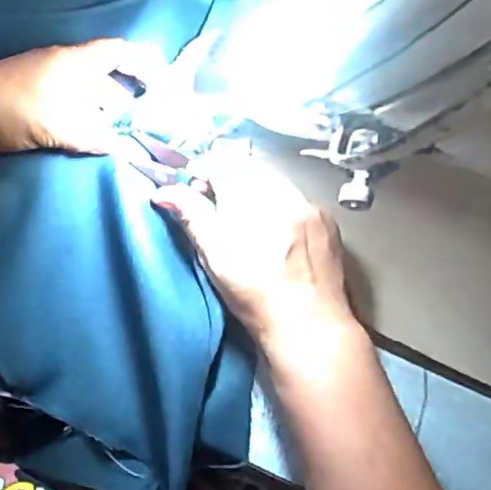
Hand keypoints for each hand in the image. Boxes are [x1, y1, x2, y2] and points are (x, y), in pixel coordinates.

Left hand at [0, 38, 162, 157]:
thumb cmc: (9, 109)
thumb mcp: (56, 124)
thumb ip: (89, 134)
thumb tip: (116, 144)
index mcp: (71, 61)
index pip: (118, 52)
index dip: (144, 63)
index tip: (164, 80)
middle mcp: (58, 67)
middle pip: (101, 77)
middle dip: (123, 96)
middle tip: (142, 121)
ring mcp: (38, 83)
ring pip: (79, 94)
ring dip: (98, 112)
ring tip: (116, 134)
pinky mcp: (22, 102)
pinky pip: (61, 108)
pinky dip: (76, 120)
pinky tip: (81, 137)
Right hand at [152, 145, 355, 345]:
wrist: (309, 325)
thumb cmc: (253, 291)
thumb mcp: (212, 252)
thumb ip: (190, 215)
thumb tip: (164, 192)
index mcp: (256, 198)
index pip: (222, 164)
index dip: (200, 174)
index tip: (190, 193)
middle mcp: (288, 194)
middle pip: (250, 168)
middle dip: (226, 180)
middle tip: (210, 205)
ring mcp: (312, 209)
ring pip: (274, 182)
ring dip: (251, 191)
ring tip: (238, 220)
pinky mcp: (327, 225)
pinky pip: (295, 200)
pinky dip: (276, 205)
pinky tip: (268, 232)